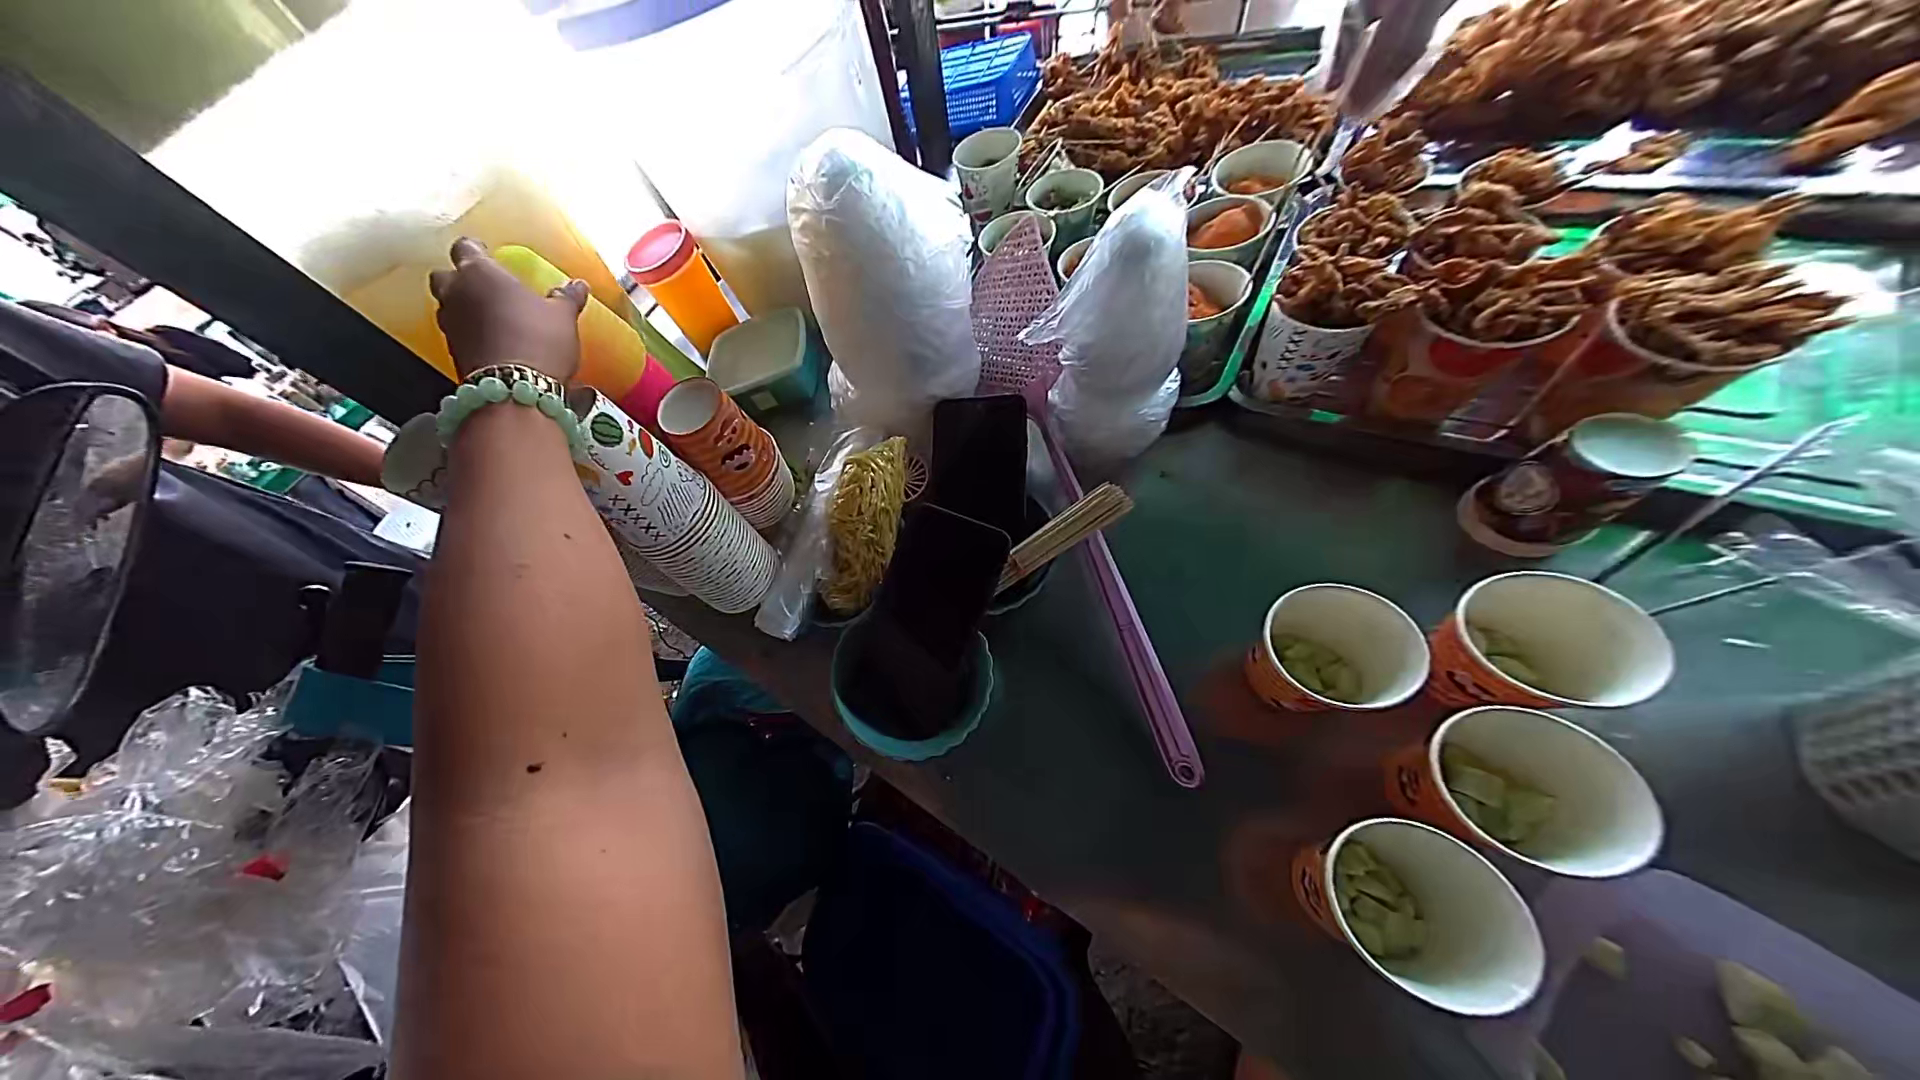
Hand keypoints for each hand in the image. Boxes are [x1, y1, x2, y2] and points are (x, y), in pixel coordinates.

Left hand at [429, 238, 588, 381]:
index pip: (466, 248)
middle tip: (488, 289)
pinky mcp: (452, 351)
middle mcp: (456, 292)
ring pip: (450, 306)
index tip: (490, 254)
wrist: (516, 387)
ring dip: (466, 309)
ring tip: (494, 319)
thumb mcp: (563, 317)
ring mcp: (450, 323)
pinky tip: (494, 342)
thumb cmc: (540, 340)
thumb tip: (579, 284)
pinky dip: (471, 333)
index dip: (478, 250)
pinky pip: (458, 333)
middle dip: (462, 280)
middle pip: (447, 276)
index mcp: (480, 273)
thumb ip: (567, 298)